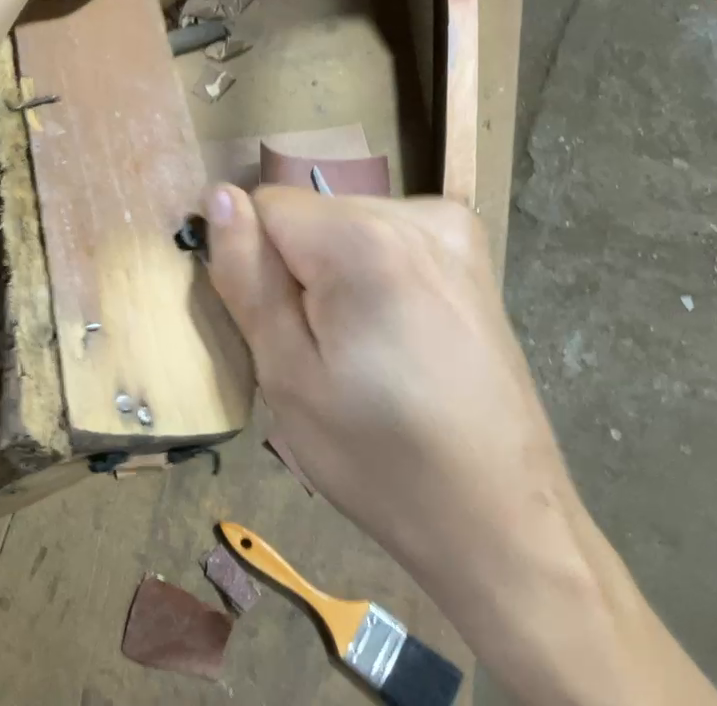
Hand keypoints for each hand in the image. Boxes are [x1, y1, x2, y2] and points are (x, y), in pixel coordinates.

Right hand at [201, 186, 582, 605]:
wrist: (498, 518)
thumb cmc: (379, 459)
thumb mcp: (286, 376)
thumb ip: (247, 278)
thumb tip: (218, 198)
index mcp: (365, 241)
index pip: (262, 205)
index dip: (252, 263)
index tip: (275, 328)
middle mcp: (418, 213)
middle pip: (305, 214)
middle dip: (293, 270)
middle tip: (316, 354)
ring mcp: (455, 230)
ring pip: (340, 225)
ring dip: (329, 274)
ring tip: (356, 353)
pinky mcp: (471, 256)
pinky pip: (382, 240)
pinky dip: (367, 276)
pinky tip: (390, 338)